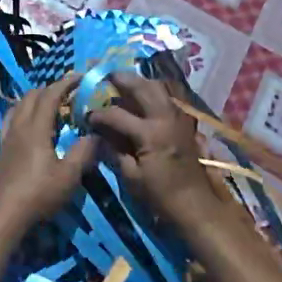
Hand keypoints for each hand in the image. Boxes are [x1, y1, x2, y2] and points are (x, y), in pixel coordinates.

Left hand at [0, 76, 97, 231]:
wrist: (4, 213)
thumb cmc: (39, 194)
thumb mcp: (69, 176)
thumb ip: (84, 152)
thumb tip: (96, 134)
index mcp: (36, 128)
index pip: (49, 95)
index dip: (65, 83)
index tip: (80, 77)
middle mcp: (19, 126)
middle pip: (32, 96)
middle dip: (51, 89)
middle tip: (70, 93)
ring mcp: (7, 136)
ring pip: (19, 105)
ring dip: (36, 99)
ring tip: (52, 105)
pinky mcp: (2, 147)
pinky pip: (11, 118)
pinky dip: (23, 111)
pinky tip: (30, 122)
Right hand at [87, 72, 214, 224]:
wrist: (196, 205)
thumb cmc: (160, 195)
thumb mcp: (131, 177)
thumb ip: (114, 150)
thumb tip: (99, 134)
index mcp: (150, 133)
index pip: (116, 114)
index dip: (98, 114)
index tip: (86, 117)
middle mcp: (165, 118)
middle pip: (141, 87)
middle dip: (120, 79)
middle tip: (104, 76)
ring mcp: (178, 117)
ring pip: (158, 87)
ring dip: (138, 82)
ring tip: (122, 82)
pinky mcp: (184, 121)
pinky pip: (167, 96)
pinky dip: (153, 91)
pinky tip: (142, 96)